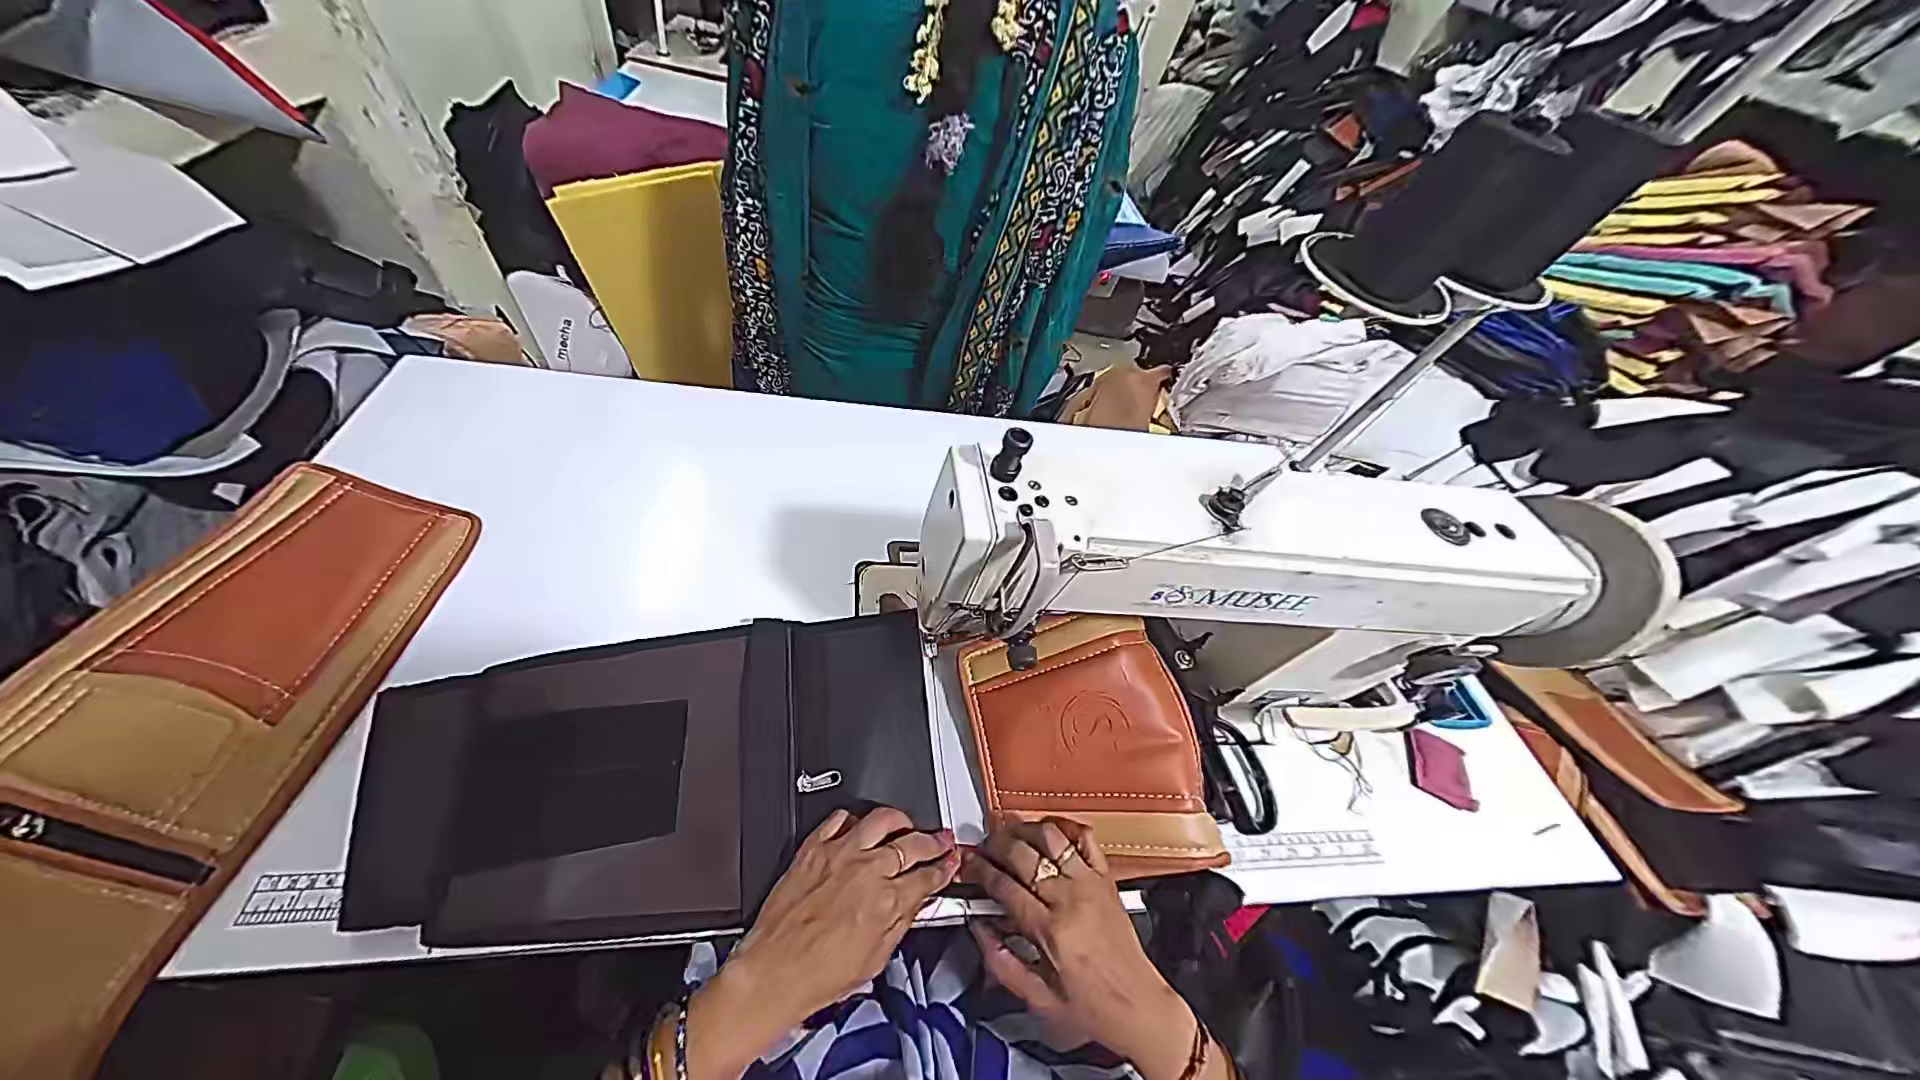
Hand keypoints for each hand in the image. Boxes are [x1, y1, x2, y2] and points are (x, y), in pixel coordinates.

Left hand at [686, 807, 958, 1078]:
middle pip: (913, 843)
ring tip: (906, 822)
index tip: (949, 863)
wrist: (773, 973)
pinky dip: (853, 819)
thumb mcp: (875, 959)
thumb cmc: (817, 976)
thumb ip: (901, 922)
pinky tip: (858, 824)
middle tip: (940, 839)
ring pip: (881, 819)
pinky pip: (839, 818)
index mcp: (887, 901)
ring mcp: (840, 854)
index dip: (944, 867)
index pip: (928, 875)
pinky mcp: (814, 848)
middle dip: (934, 840)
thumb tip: (915, 903)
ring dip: (899, 819)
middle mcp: (867, 870)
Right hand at [962, 819, 1202, 1079]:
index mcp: (1051, 931)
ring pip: (1050, 836)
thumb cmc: (1095, 1009)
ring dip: (1024, 829)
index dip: (980, 871)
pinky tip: (1048, 830)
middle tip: (983, 850)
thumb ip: (1001, 962)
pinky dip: (1064, 826)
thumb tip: (979, 929)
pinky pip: (1084, 837)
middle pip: (1022, 853)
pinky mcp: (1106, 878)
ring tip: (1009, 834)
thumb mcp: (1038, 999)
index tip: (970, 867)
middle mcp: (1071, 899)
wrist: (1141, 1009)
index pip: (1004, 886)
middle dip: (994, 846)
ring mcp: (1090, 884)